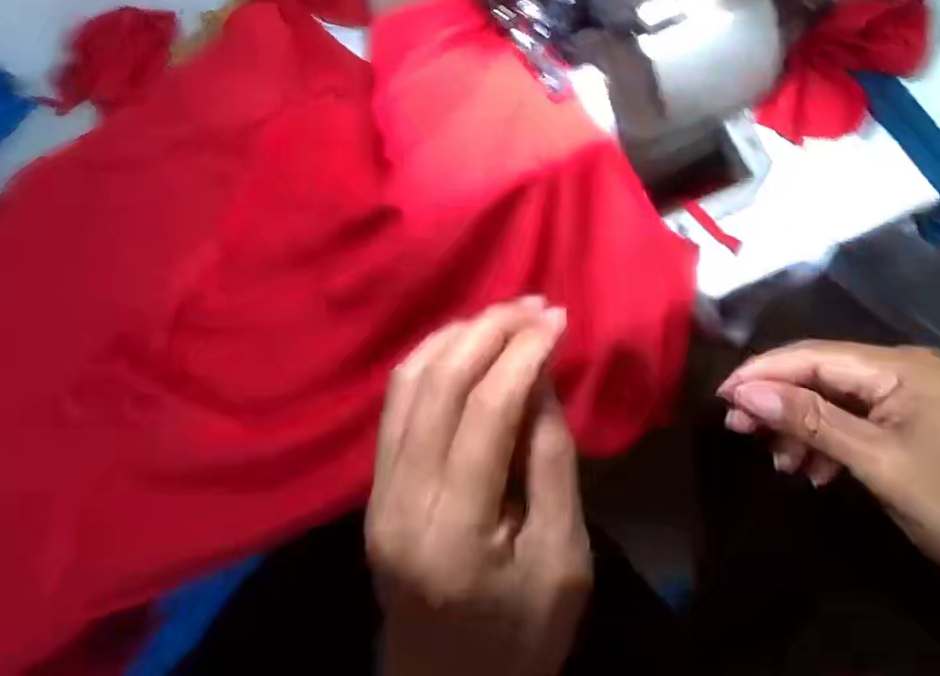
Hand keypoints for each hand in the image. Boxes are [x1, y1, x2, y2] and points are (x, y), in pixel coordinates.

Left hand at [367, 298, 591, 675]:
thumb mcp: (565, 555)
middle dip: (491, 330)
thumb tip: (543, 373)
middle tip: (537, 305)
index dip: (525, 353)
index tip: (559, 318)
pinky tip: (469, 343)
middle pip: (439, 385)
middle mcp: (400, 507)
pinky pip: (397, 402)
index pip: (487, 413)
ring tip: (509, 314)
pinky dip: (435, 358)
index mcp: (455, 536)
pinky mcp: (375, 490)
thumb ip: (553, 461)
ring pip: (408, 383)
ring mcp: (377, 497)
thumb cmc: (523, 634)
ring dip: (460, 334)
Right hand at [718, 341, 939, 675]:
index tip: (721, 394)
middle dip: (782, 401)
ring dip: (807, 427)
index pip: (817, 355)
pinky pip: (864, 421)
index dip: (766, 372)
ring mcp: (917, 395)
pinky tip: (816, 470)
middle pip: (828, 374)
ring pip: (842, 400)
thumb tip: (747, 393)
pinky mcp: (921, 423)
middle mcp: (908, 367)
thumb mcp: (881, 465)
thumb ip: (813, 423)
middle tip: (739, 432)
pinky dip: (836, 442)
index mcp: (903, 365)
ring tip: (778, 463)